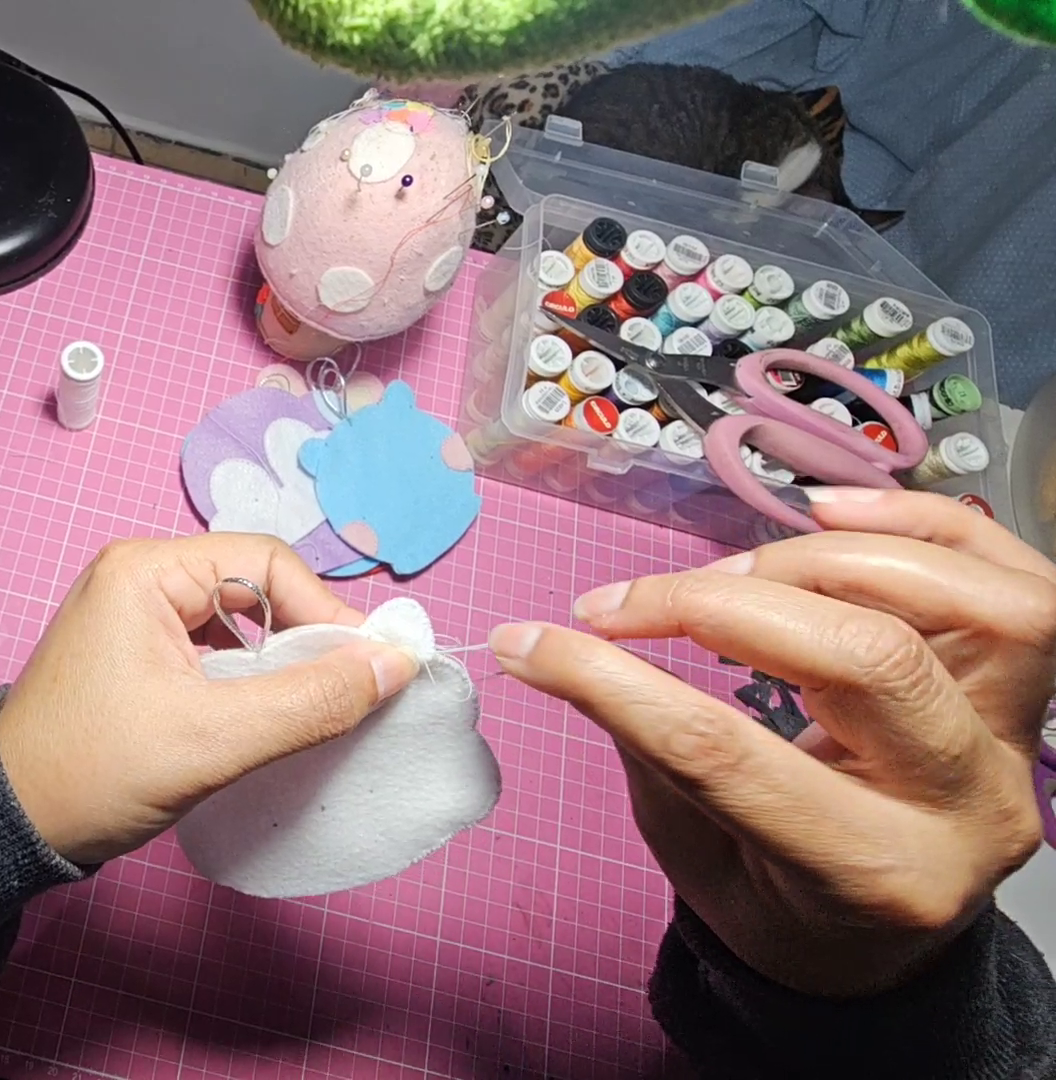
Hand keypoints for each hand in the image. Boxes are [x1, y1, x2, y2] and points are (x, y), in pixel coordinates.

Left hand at [0, 534, 417, 864]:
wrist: (14, 821)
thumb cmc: (97, 770)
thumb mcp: (214, 738)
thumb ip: (310, 699)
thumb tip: (392, 663)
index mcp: (146, 570)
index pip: (265, 561)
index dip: (326, 609)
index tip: (370, 666)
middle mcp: (139, 576)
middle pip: (253, 586)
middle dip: (304, 635)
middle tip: (347, 690)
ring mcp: (134, 613)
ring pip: (236, 619)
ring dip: (278, 659)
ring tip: (310, 705)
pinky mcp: (136, 650)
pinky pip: (211, 646)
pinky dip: (247, 674)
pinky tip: (267, 710)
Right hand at [488, 489, 1052, 996]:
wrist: (873, 935)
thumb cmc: (762, 893)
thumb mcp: (680, 843)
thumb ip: (637, 738)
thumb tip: (550, 647)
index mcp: (863, 869)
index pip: (716, 747)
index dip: (600, 679)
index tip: (522, 643)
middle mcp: (967, 802)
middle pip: (862, 659)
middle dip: (702, 607)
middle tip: (611, 609)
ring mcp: (1015, 741)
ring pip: (984, 609)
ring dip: (818, 563)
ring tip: (719, 575)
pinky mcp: (1023, 694)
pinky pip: (1021, 581)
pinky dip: (921, 525)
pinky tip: (825, 512)